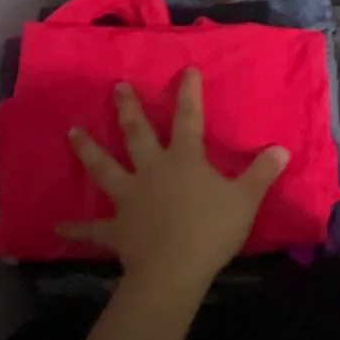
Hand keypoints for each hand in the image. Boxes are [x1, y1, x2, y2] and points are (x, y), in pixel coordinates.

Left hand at [55, 67, 287, 290]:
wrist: (174, 270)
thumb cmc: (212, 229)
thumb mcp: (246, 199)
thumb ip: (262, 173)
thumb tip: (282, 149)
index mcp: (185, 159)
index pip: (189, 118)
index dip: (189, 93)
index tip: (187, 69)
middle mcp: (152, 170)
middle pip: (137, 134)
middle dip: (128, 109)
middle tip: (116, 87)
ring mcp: (129, 198)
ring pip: (105, 168)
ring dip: (88, 150)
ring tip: (72, 132)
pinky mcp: (117, 228)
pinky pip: (93, 228)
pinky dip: (76, 228)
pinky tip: (57, 227)